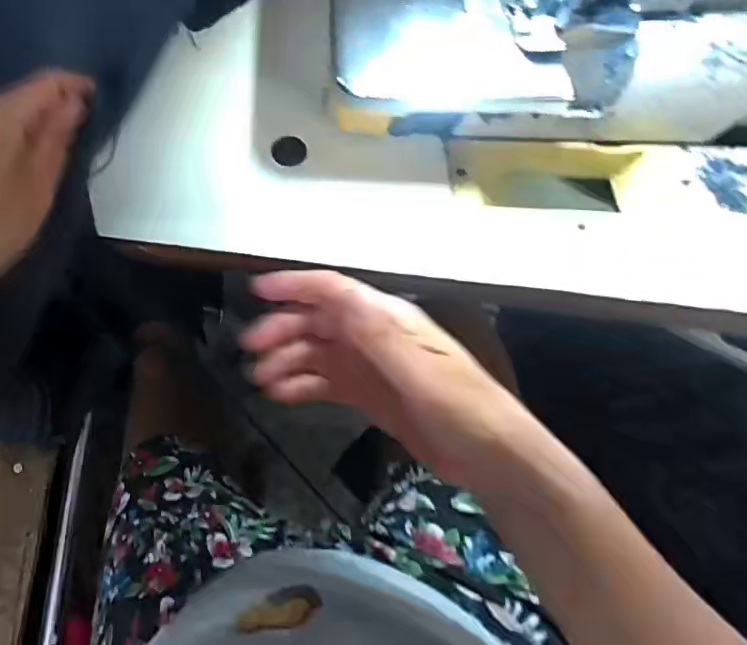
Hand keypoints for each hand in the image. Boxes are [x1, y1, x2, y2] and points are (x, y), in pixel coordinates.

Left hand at [0, 69, 92, 311]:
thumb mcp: (39, 182)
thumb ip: (58, 137)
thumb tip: (74, 103)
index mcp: (2, 113)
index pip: (49, 80)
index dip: (79, 86)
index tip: (104, 107)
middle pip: (32, 93)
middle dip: (64, 105)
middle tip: (90, 136)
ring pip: (18, 112)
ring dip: (45, 123)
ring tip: (68, 152)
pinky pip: (4, 129)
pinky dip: (26, 136)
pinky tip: (36, 163)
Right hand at [241, 271, 532, 476]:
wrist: (495, 461)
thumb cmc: (467, 411)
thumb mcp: (423, 372)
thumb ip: (380, 336)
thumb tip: (342, 300)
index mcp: (387, 320)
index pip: (333, 291)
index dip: (294, 285)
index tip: (258, 290)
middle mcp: (372, 335)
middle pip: (316, 320)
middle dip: (280, 328)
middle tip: (250, 348)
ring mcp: (368, 363)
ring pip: (315, 350)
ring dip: (285, 359)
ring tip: (260, 377)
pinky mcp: (366, 391)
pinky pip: (324, 380)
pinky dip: (300, 384)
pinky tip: (282, 394)